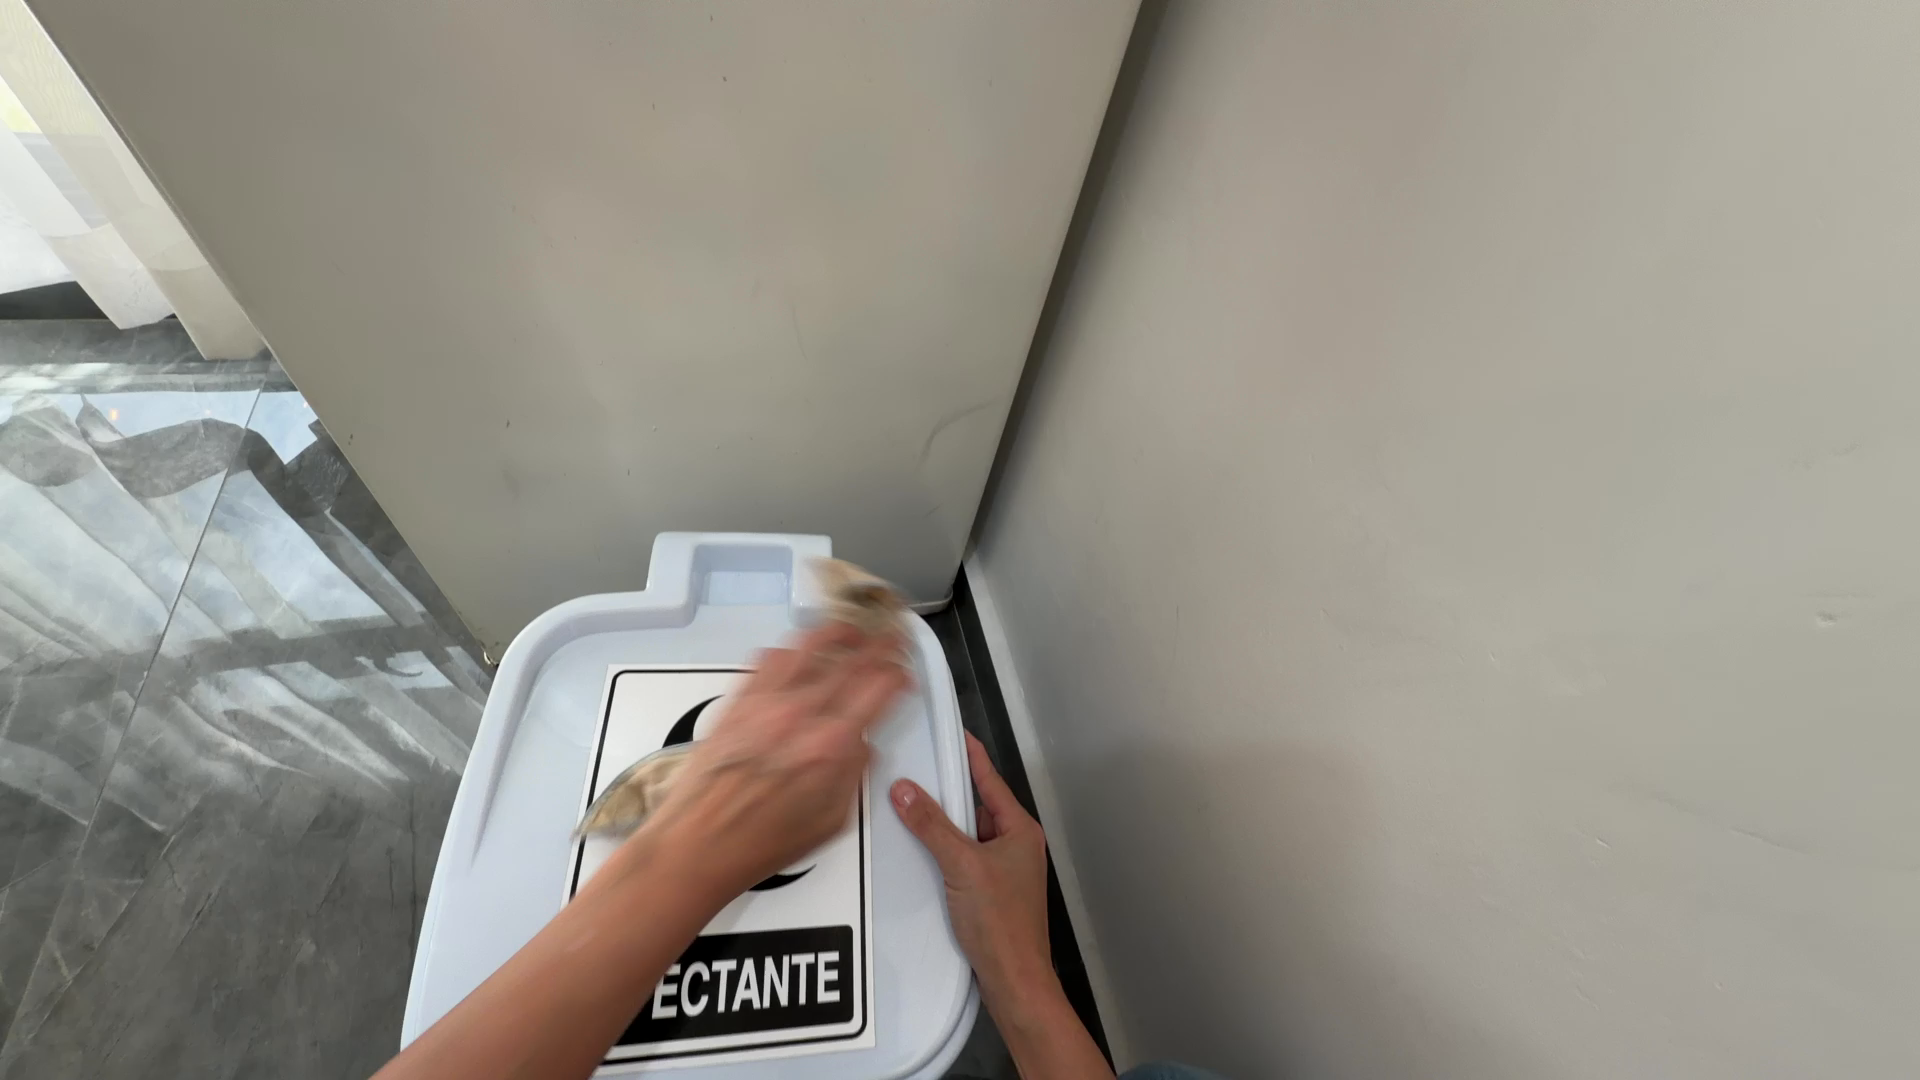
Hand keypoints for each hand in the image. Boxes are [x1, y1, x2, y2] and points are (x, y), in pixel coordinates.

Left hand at [638, 621, 911, 901]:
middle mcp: (800, 713)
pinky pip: (769, 657)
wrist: (696, 844)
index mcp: (831, 744)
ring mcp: (766, 701)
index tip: (903, 674)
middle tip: (891, 640)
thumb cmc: (760, 841)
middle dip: (879, 644)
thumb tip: (861, 745)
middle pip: (851, 658)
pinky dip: (792, 648)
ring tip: (850, 632)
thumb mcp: (831, 819)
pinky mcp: (738, 700)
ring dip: (837, 632)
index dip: (899, 672)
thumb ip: (854, 773)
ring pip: (809, 644)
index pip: (879, 686)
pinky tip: (799, 653)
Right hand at [892, 737, 1112, 1078]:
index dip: (970, 755)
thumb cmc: (998, 920)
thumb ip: (931, 826)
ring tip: (911, 809)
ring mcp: (1007, 870)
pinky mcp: (993, 892)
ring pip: (970, 834)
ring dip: (945, 826)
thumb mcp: (961, 864)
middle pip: (978, 807)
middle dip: (949, 793)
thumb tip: (904, 789)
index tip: (952, 732)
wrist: (1014, 983)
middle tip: (916, 772)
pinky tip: (921, 853)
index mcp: (1020, 829)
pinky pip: (966, 858)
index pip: (991, 780)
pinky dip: (946, 852)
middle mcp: (1017, 844)